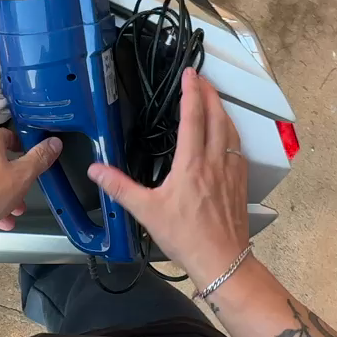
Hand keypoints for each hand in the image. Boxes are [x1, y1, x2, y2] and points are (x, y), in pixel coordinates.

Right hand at [89, 68, 248, 282]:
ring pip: (230, 130)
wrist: (223, 262)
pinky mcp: (240, 183)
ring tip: (214, 98)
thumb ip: (120, 187)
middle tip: (202, 77)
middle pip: (216, 116)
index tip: (189, 74)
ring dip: (221, 109)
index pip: (192, 117)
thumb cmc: (187, 238)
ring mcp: (231, 171)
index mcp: (192, 164)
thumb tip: (97, 170)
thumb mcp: (146, 211)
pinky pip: (237, 148)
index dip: (191, 92)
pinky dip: (230, 131)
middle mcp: (215, 162)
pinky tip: (226, 135)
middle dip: (209, 93)